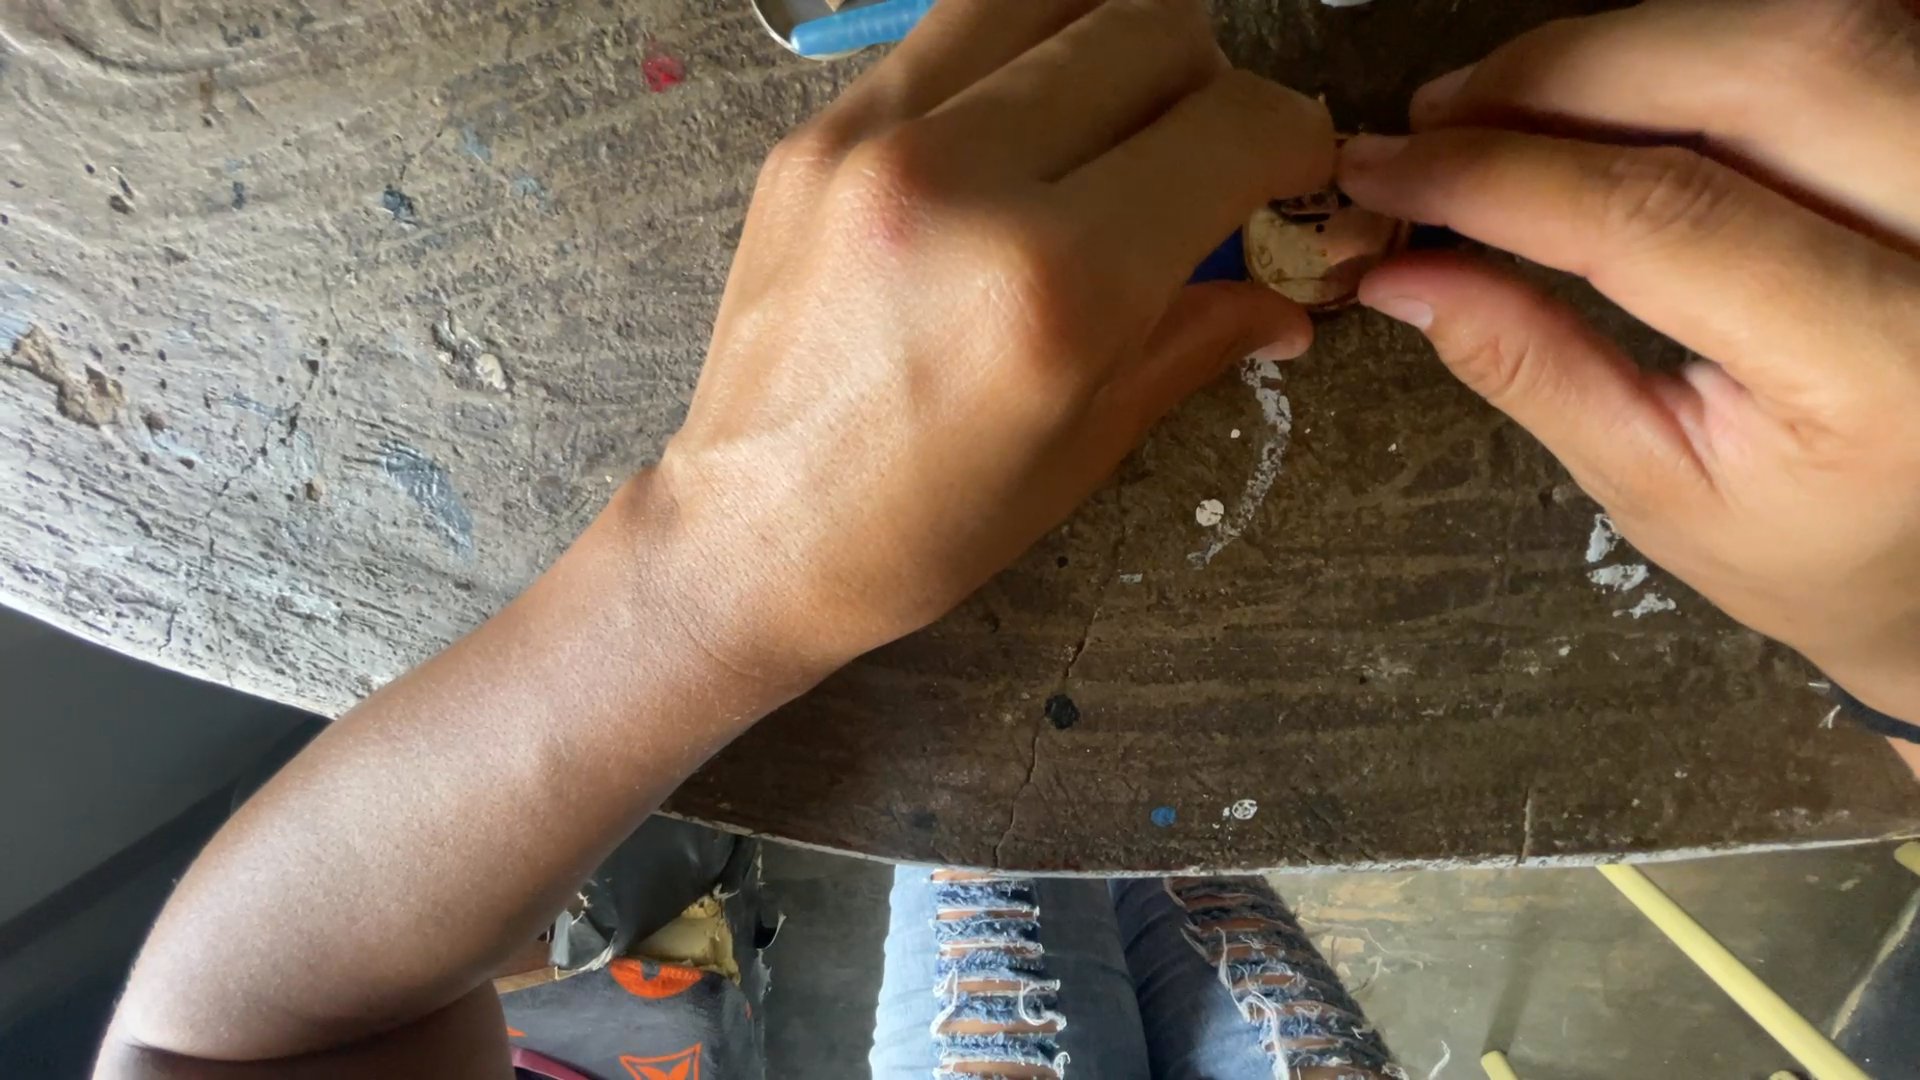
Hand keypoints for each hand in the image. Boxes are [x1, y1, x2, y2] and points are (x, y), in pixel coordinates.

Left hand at [653, 0, 1333, 672]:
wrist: (754, 538)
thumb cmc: (922, 534)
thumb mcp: (1078, 455)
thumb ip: (1192, 345)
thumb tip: (1288, 298)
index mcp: (1055, 285)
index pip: (1232, 128)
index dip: (1295, 141)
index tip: (1295, 175)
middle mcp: (964, 177)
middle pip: (1152, 26)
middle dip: (1212, 86)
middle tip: (1201, 167)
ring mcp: (871, 139)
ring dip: (1114, 48)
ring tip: (1111, 139)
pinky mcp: (811, 137)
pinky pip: (949, 39)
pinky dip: (1015, 65)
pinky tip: (1013, 146)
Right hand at [1335, 0, 1919, 717]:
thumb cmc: (1794, 541)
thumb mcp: (1641, 478)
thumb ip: (1524, 365)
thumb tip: (1396, 278)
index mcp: (1879, 362)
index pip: (1654, 218)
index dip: (1492, 178)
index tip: (1378, 169)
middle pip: (1766, 68)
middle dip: (1560, 72)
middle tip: (1431, 111)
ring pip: (1821, 20)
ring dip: (1621, 43)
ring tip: (1491, 97)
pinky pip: (1852, 32)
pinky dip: (1698, 44)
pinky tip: (1604, 87)